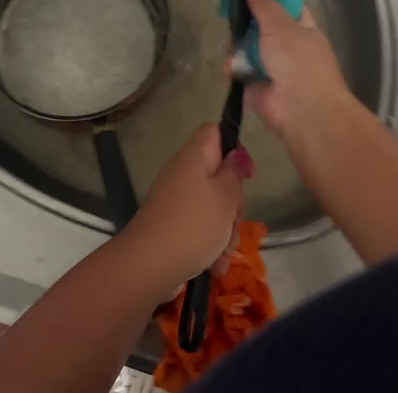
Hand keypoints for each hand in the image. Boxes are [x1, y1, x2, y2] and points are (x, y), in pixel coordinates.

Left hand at [121, 124, 249, 289]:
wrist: (151, 264)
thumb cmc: (194, 224)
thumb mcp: (226, 197)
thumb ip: (234, 173)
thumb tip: (235, 155)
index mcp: (194, 157)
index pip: (215, 132)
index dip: (235, 147)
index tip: (247, 174)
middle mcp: (183, 173)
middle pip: (218, 175)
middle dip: (233, 202)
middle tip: (234, 219)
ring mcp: (177, 199)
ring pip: (213, 206)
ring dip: (225, 230)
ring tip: (222, 252)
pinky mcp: (173, 223)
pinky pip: (201, 227)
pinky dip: (211, 245)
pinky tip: (214, 265)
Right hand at [242, 0, 358, 144]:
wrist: (302, 110)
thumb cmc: (298, 62)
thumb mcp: (280, 25)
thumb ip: (263, 3)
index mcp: (301, 26)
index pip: (282, 3)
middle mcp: (287, 44)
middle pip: (258, 23)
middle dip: (243, 20)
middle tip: (227, 13)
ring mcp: (270, 65)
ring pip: (245, 45)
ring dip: (236, 45)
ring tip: (233, 47)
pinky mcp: (255, 84)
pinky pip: (238, 68)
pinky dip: (233, 67)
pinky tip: (232, 67)